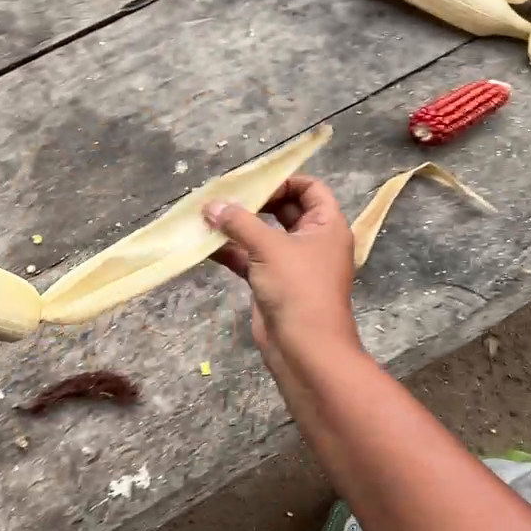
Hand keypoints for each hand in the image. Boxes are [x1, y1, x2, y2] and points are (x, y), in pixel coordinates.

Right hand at [203, 176, 361, 375]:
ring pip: (262, 234)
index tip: (252, 185)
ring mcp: (290, 263)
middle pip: (283, 209)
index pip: (310, 189)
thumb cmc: (297, 289)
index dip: (283, 182)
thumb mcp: (269, 248)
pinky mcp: (271, 282)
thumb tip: (211, 205)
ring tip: (206, 218)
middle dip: (253, 203)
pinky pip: (249, 257)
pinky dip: (229, 250)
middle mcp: (311, 240)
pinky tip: (204, 245)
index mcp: (326, 226)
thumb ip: (239, 222)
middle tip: (223, 198)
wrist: (304, 347)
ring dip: (236, 227)